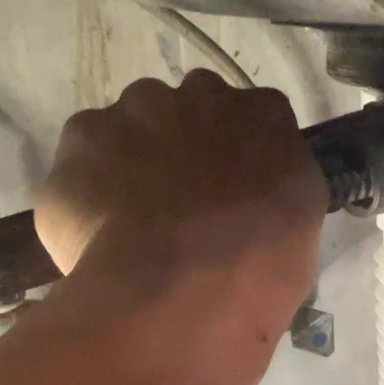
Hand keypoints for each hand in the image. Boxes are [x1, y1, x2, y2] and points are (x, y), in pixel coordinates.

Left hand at [36, 70, 324, 329]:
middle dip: (182, 146)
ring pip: (131, 127)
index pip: (255, 118)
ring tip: (133, 221)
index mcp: (265, 114)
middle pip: (189, 110)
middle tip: (181, 205)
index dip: (237, 155)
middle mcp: (201, 94)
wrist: (180, 290)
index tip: (232, 190)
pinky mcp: (83, 137)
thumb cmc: (258, 268)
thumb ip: (277, 193)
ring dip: (132, 160)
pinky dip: (89, 188)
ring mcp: (137, 109)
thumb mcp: (301, 228)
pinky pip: (85, 159)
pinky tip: (99, 230)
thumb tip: (254, 203)